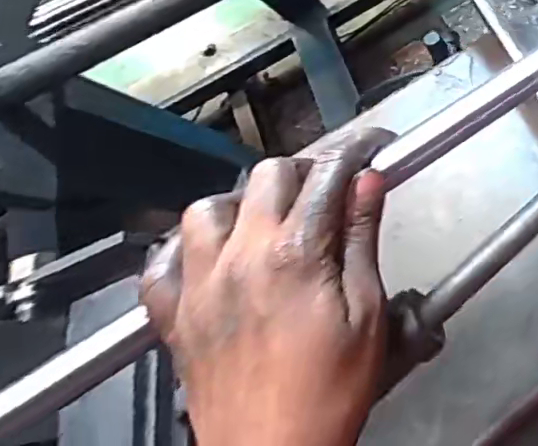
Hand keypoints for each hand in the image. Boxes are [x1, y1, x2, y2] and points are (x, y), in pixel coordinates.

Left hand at [141, 129, 393, 445]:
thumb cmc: (330, 387)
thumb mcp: (366, 306)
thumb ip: (362, 235)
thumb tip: (368, 180)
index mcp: (294, 253)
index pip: (327, 172)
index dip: (358, 150)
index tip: (375, 150)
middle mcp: (240, 260)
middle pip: (268, 174)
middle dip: (307, 170)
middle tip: (334, 190)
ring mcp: (200, 289)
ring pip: (209, 208)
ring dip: (247, 202)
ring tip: (277, 218)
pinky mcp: (176, 320)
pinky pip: (162, 265)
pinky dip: (188, 247)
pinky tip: (219, 254)